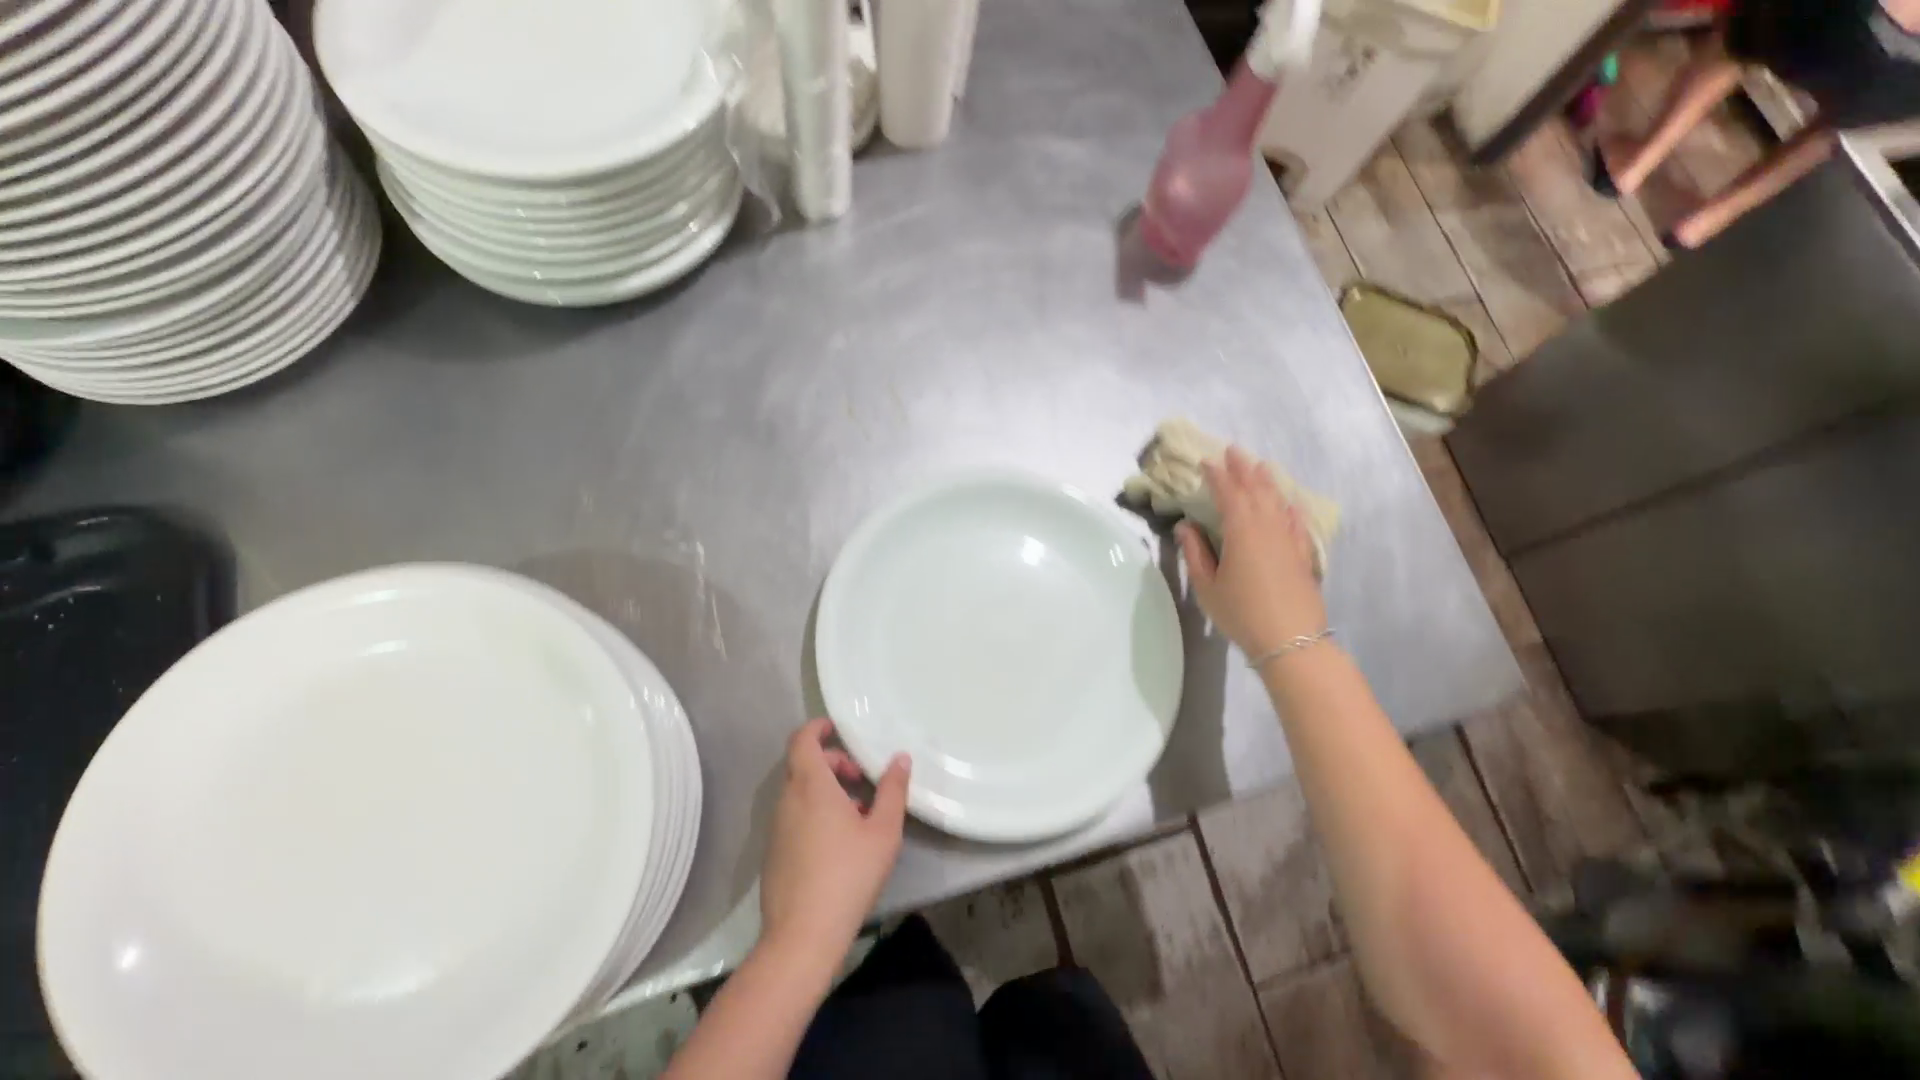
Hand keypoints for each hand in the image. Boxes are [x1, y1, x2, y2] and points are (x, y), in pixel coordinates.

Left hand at [760, 718, 910, 968]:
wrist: (803, 934)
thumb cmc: (848, 875)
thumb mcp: (884, 832)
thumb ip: (893, 791)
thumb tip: (900, 759)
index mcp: (811, 786)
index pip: (802, 740)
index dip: (817, 728)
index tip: (838, 729)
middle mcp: (787, 800)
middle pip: (804, 765)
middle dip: (832, 762)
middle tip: (862, 779)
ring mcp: (776, 827)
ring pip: (799, 792)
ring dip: (826, 790)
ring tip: (858, 815)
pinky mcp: (773, 852)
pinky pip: (794, 816)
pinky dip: (814, 813)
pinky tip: (839, 844)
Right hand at [1175, 445, 1327, 656]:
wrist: (1291, 640)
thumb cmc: (1241, 613)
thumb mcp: (1207, 586)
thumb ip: (1196, 553)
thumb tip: (1186, 526)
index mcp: (1241, 530)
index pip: (1228, 493)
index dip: (1217, 476)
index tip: (1206, 462)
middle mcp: (1268, 526)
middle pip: (1256, 490)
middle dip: (1243, 469)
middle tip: (1233, 451)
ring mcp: (1289, 539)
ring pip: (1278, 501)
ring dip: (1267, 482)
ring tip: (1260, 466)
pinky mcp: (1302, 555)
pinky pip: (1296, 522)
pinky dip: (1289, 508)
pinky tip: (1288, 504)